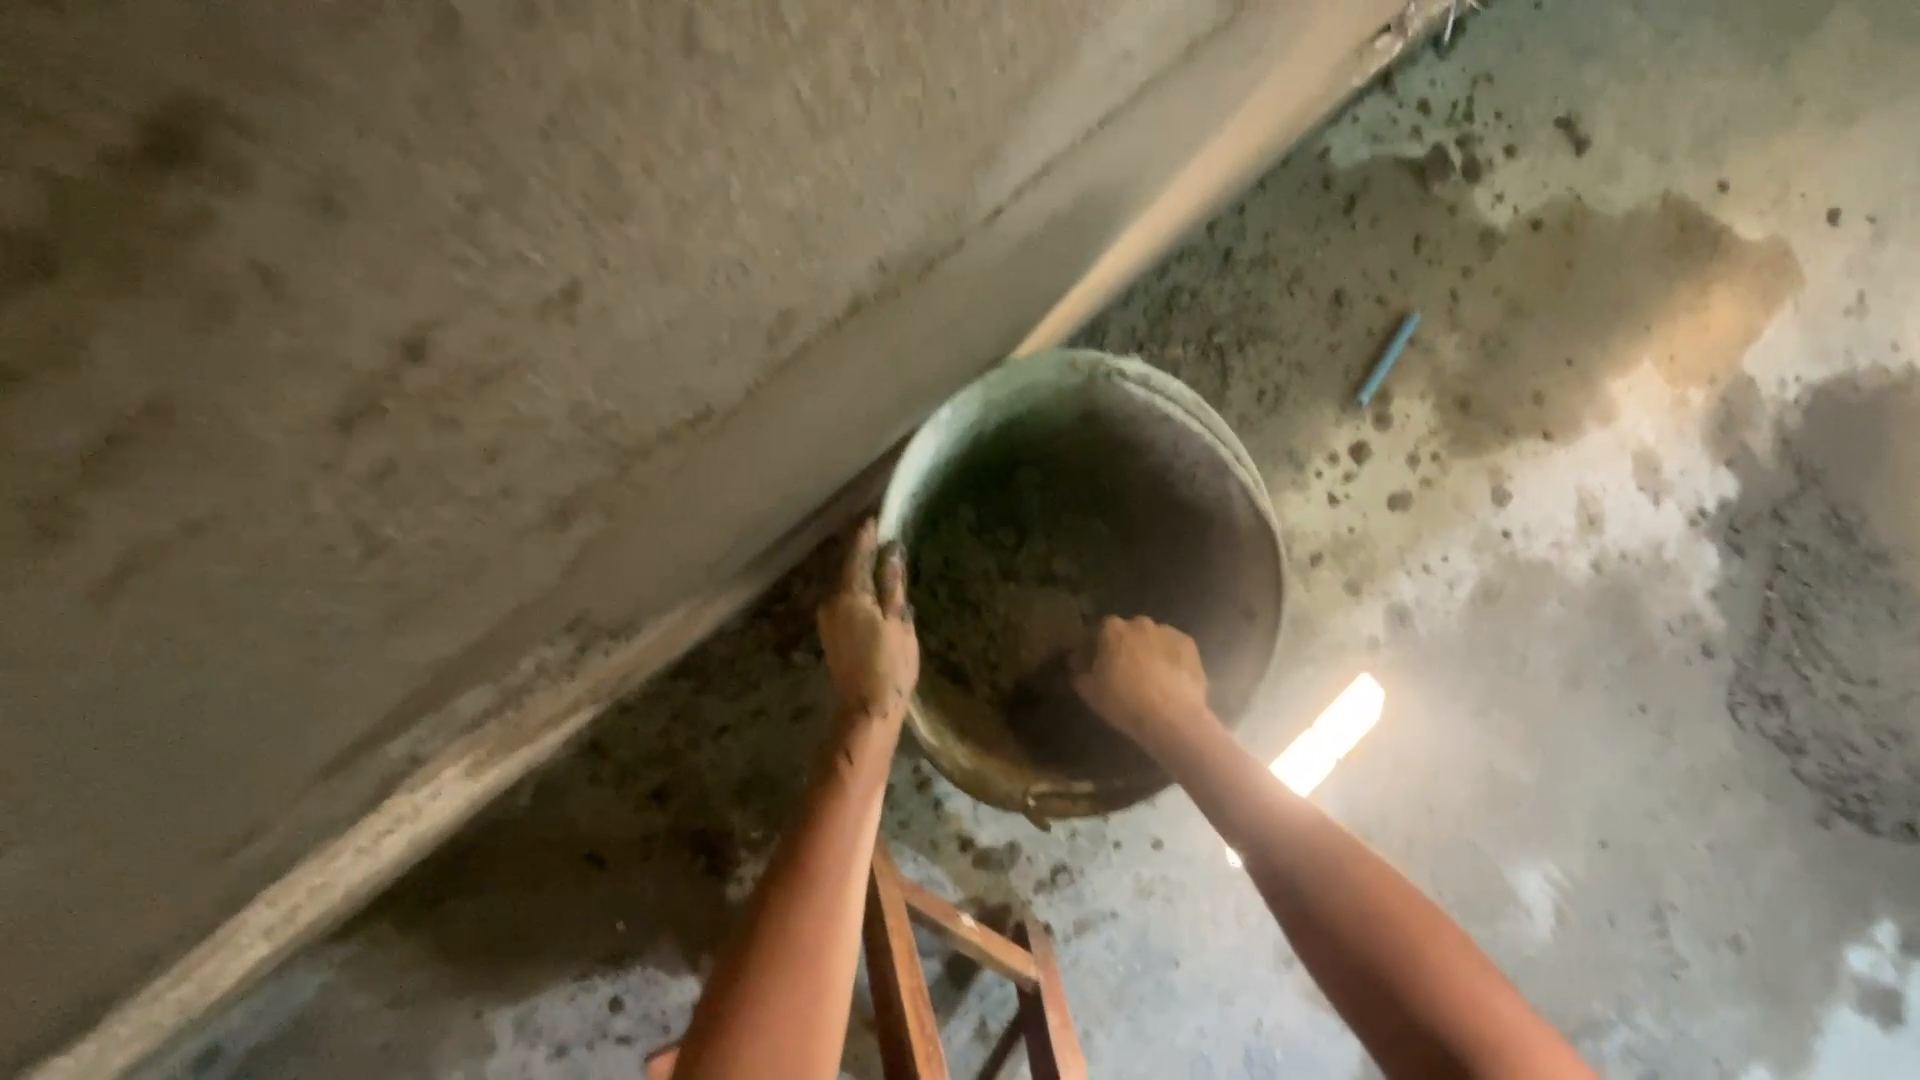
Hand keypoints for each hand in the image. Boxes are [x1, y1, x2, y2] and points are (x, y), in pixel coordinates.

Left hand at [817, 519, 918, 724]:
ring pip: (843, 582)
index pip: (857, 554)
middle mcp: (831, 600)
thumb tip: (892, 552)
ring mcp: (828, 617)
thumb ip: (893, 584)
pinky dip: (856, 586)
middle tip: (879, 532)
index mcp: (849, 593)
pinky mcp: (831, 631)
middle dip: (861, 549)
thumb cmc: (889, 665)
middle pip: (846, 566)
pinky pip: (843, 597)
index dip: (867, 535)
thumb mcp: (899, 621)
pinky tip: (870, 586)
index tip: (876, 518)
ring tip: (878, 555)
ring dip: (858, 568)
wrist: (866, 708)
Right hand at [1072, 615, 1211, 748]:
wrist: (1170, 717)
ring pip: (1154, 638)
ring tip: (1152, 678)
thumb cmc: (1123, 701)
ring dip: (1150, 651)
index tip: (1099, 663)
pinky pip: (1175, 649)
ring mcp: (1168, 632)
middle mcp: (1140, 623)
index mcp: (1112, 629)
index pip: (1101, 630)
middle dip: (1127, 646)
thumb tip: (1075, 661)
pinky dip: (1171, 659)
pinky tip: (1171, 680)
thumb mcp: (1088, 691)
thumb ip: (1078, 671)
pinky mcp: (1190, 645)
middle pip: (1130, 631)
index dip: (1100, 645)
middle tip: (1126, 671)